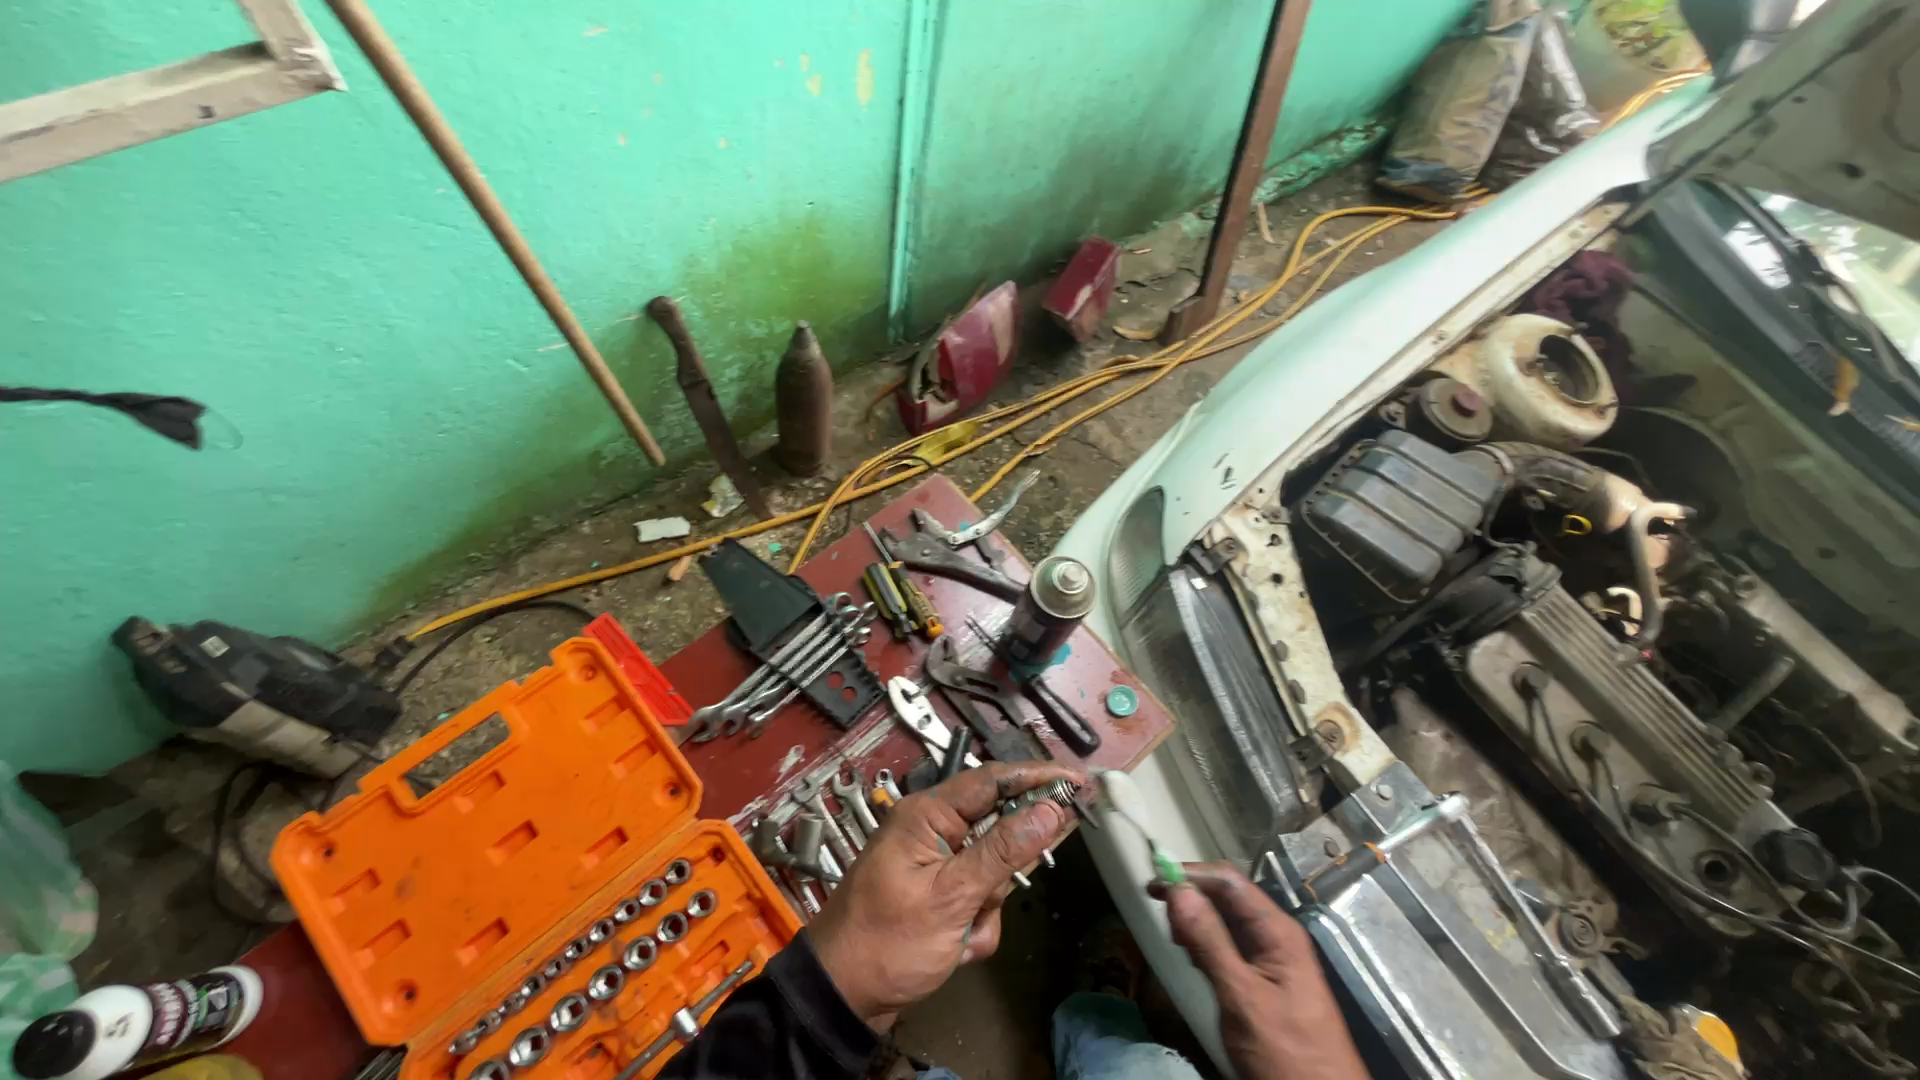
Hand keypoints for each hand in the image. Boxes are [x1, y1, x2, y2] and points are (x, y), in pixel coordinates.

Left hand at [808, 761, 1083, 1030]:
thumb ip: (1003, 851)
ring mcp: (937, 864)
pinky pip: (979, 899)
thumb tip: (1051, 809)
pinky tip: (953, 948)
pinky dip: (975, 926)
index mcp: (928, 814)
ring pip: (993, 871)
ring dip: (985, 908)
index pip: (994, 780)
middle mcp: (933, 830)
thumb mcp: (951, 896)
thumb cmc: (888, 941)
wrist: (842, 998)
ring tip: (959, 935)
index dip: (1038, 777)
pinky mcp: (941, 894)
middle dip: (1003, 874)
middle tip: (988, 899)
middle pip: (998, 830)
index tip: (1079, 782)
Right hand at [1149, 863, 1367, 1079]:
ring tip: (1179, 943)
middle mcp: (1274, 935)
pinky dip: (1205, 944)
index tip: (1153, 886)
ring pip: (1224, 920)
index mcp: (1278, 930)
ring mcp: (1269, 957)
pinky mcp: (1261, 979)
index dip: (1191, 875)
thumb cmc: (1287, 1055)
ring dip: (1196, 922)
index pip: (1229, 880)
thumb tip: (1178, 890)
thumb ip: (1209, 942)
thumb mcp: (1242, 998)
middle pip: (1226, 896)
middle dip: (1192, 899)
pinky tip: (1195, 959)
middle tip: (1166, 922)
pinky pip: (1228, 945)